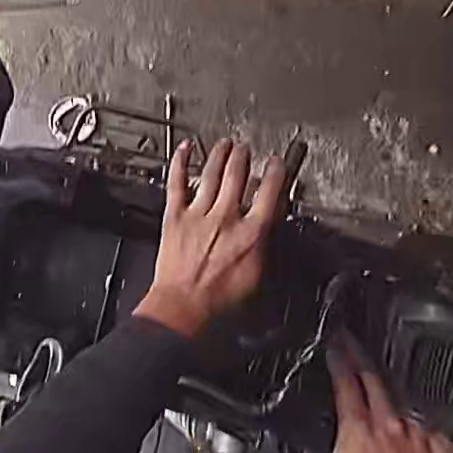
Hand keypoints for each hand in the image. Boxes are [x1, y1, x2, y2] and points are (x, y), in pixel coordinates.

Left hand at [133, 138, 286, 338]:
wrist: (183, 308)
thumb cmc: (219, 303)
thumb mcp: (257, 277)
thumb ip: (264, 247)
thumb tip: (270, 229)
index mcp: (251, 234)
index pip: (270, 193)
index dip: (275, 173)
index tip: (276, 162)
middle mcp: (226, 218)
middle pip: (239, 175)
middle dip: (244, 157)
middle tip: (246, 148)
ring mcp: (199, 214)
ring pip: (212, 173)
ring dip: (220, 154)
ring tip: (226, 143)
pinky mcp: (175, 216)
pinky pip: (178, 182)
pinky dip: (181, 162)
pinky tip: (185, 148)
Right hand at [304, 336, 452, 452]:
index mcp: (358, 428)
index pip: (345, 382)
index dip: (338, 360)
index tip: (335, 348)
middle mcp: (388, 424)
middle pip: (373, 380)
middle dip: (361, 360)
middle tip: (355, 348)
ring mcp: (416, 433)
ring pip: (400, 405)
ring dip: (389, 403)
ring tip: (384, 406)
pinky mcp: (440, 447)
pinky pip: (426, 430)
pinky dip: (417, 432)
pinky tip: (412, 441)